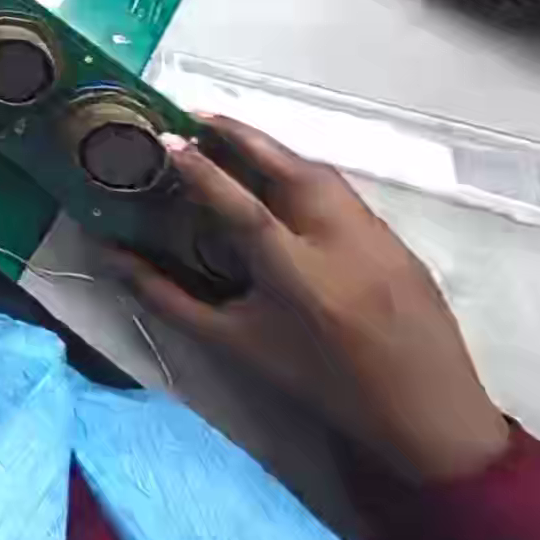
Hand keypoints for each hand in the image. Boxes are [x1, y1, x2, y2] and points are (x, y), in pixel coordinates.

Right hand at [114, 115, 509, 482]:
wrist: (432, 424)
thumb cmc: (316, 380)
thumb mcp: (228, 341)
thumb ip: (162, 295)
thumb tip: (107, 255)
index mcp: (301, 280)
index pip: (245, 209)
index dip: (203, 171)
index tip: (168, 139)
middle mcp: (347, 252)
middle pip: (296, 173)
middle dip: (245, 136)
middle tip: (198, 116)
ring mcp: (383, 246)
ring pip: (324, 176)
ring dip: (274, 149)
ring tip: (231, 137)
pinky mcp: (402, 248)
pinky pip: (343, 195)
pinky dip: (302, 172)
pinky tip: (276, 178)